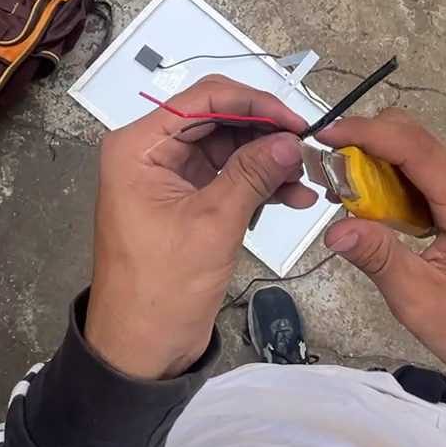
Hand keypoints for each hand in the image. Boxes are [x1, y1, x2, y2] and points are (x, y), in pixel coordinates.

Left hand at [87, 75, 317, 379]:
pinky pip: (229, 176)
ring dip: (268, 159)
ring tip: (306, 178)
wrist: (141, 348)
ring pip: (229, 146)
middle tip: (305, 149)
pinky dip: (260, 183)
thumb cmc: (161, 288)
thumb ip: (252, 174)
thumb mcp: (212, 224)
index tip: (295, 120)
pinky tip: (294, 197)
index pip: (202, 99)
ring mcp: (170, 175)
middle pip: (218, 119)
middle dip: (264, 132)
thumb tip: (291, 141)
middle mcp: (151, 151)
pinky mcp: (188, 198)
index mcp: (139, 146)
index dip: (253, 102)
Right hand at [318, 109, 445, 405]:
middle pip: (412, 135)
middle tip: (327, 172)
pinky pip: (418, 169)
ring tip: (339, 189)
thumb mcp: (420, 301)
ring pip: (413, 147)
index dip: (366, 133)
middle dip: (364, 141)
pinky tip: (365, 202)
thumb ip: (379, 258)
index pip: (413, 146)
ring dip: (372, 156)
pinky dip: (385, 173)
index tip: (324, 137)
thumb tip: (335, 230)